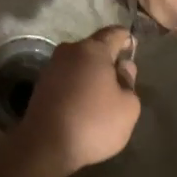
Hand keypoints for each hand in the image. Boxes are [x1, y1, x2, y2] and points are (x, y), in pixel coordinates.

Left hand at [16, 26, 139, 174]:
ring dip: (92, 73)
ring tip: (104, 96)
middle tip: (122, 80)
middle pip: (95, 48)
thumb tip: (123, 66)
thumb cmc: (93, 122)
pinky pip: (68, 76)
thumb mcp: (127, 107)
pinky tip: (84, 103)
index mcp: (92, 49)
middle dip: (109, 60)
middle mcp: (70, 50)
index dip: (126, 39)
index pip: (114, 34)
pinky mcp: (43, 82)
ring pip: (80, 62)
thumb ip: (129, 82)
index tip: (134, 47)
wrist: (47, 142)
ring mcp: (53, 65)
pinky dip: (78, 84)